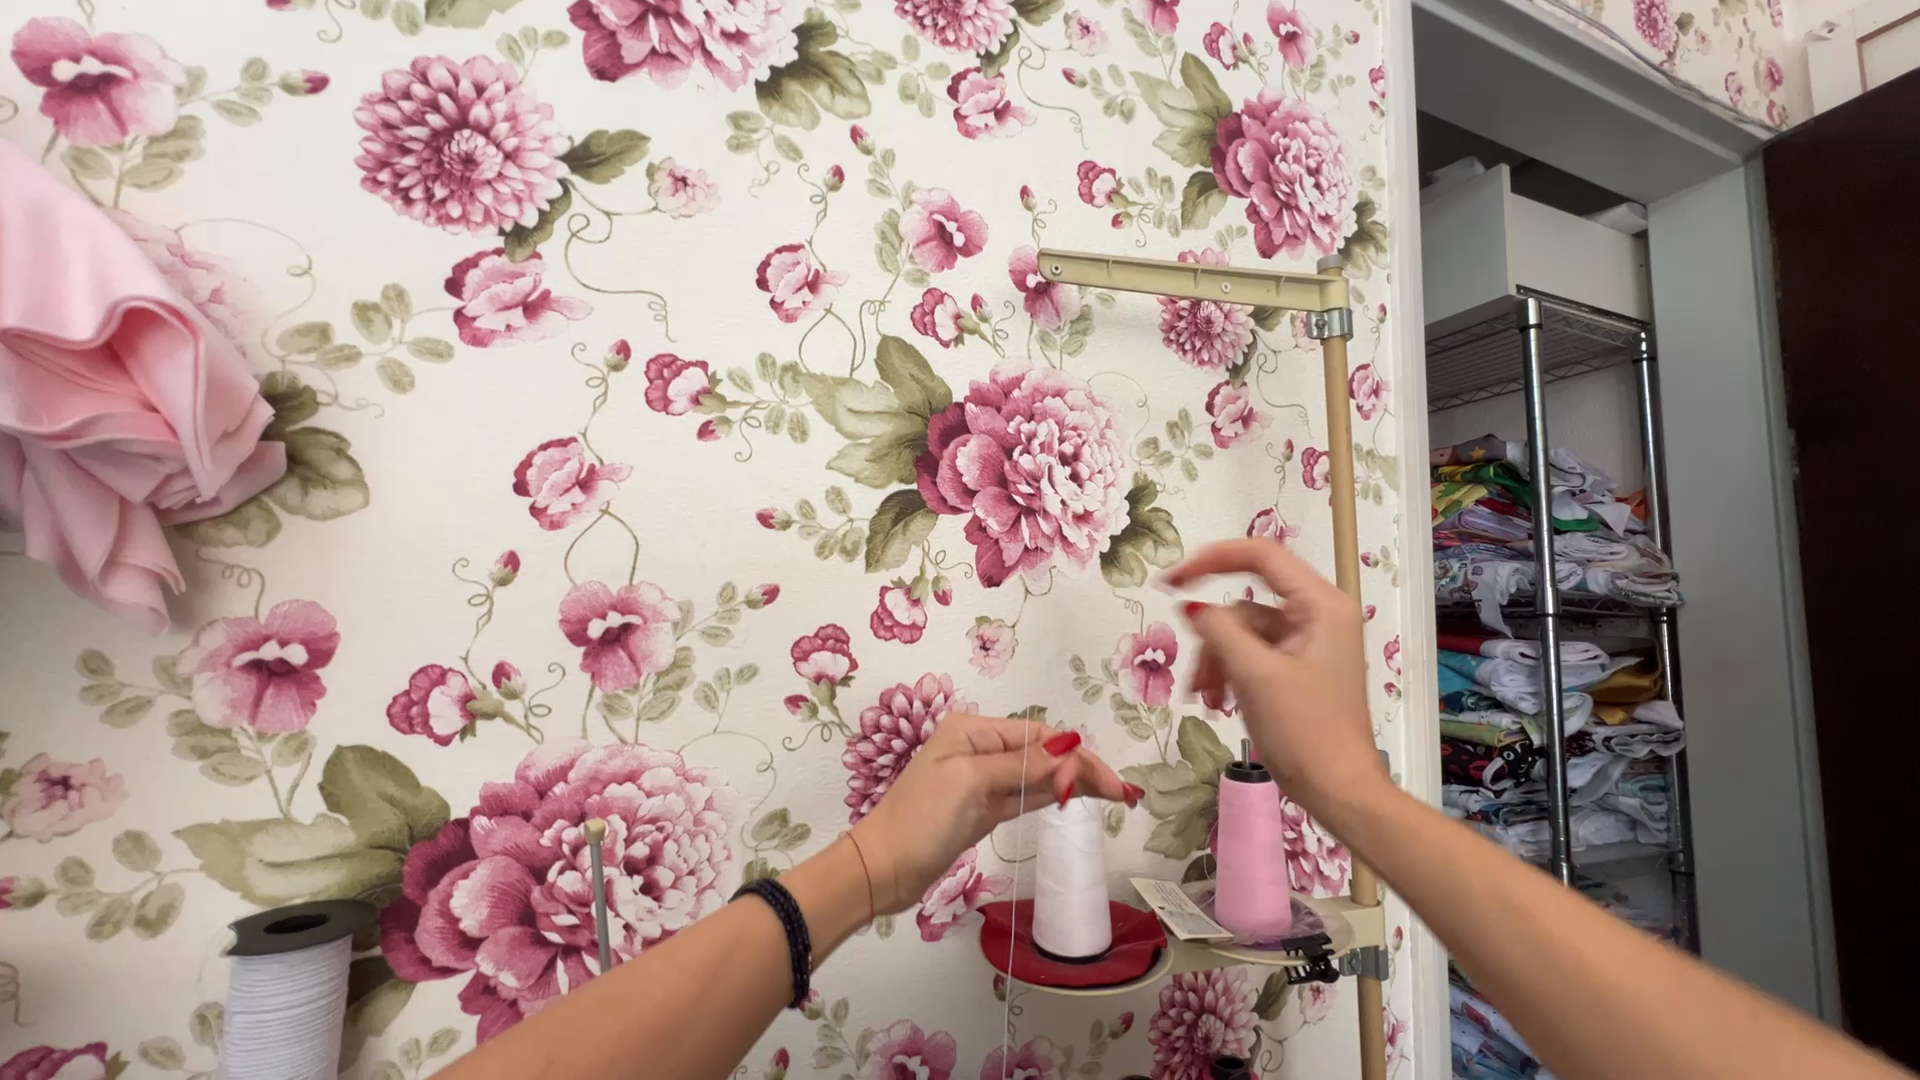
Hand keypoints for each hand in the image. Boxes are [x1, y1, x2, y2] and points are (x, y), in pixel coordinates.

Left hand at [850, 715, 1137, 914]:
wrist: (883, 869)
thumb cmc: (922, 818)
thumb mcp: (972, 782)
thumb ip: (1023, 766)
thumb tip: (1070, 747)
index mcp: (974, 731)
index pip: (1038, 735)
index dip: (1075, 755)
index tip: (1106, 784)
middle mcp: (980, 748)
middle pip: (1042, 752)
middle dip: (1080, 768)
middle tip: (1121, 794)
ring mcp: (982, 780)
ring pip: (1037, 774)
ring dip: (1071, 782)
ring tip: (1112, 795)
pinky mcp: (983, 809)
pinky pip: (1024, 795)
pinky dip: (1049, 795)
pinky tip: (1073, 798)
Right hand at [1165, 538, 1381, 812]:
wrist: (1338, 791)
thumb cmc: (1305, 730)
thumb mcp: (1254, 674)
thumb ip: (1219, 630)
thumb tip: (1191, 607)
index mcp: (1320, 605)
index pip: (1260, 555)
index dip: (1211, 560)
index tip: (1171, 581)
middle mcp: (1317, 615)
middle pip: (1245, 602)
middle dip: (1212, 635)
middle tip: (1191, 668)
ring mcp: (1307, 642)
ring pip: (1242, 632)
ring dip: (1216, 660)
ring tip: (1204, 697)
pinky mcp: (1297, 667)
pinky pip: (1251, 654)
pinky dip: (1229, 672)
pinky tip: (1216, 700)